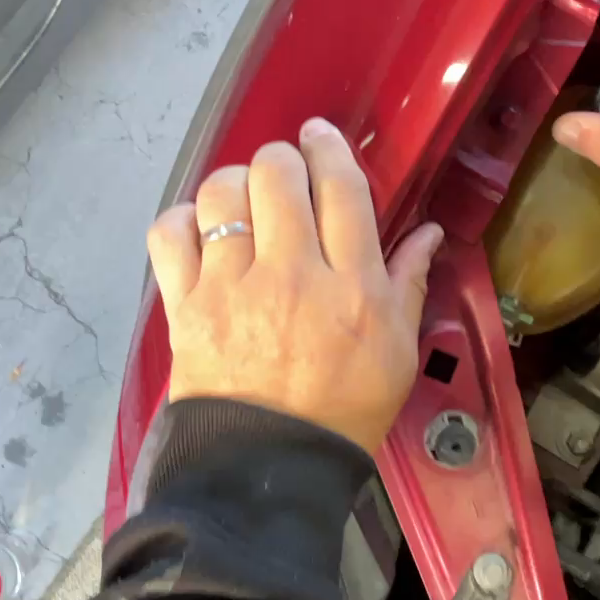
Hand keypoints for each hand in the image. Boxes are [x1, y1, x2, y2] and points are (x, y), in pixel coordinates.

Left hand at [147, 117, 444, 451]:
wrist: (272, 465)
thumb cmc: (345, 407)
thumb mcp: (398, 350)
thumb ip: (410, 283)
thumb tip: (429, 231)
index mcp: (352, 284)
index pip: (341, 186)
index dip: (329, 147)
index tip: (319, 134)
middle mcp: (292, 273)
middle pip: (277, 173)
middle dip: (281, 160)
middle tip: (284, 177)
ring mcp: (232, 287)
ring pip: (223, 192)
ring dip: (235, 184)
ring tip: (243, 204)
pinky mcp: (186, 306)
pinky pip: (170, 233)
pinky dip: (182, 220)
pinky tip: (201, 233)